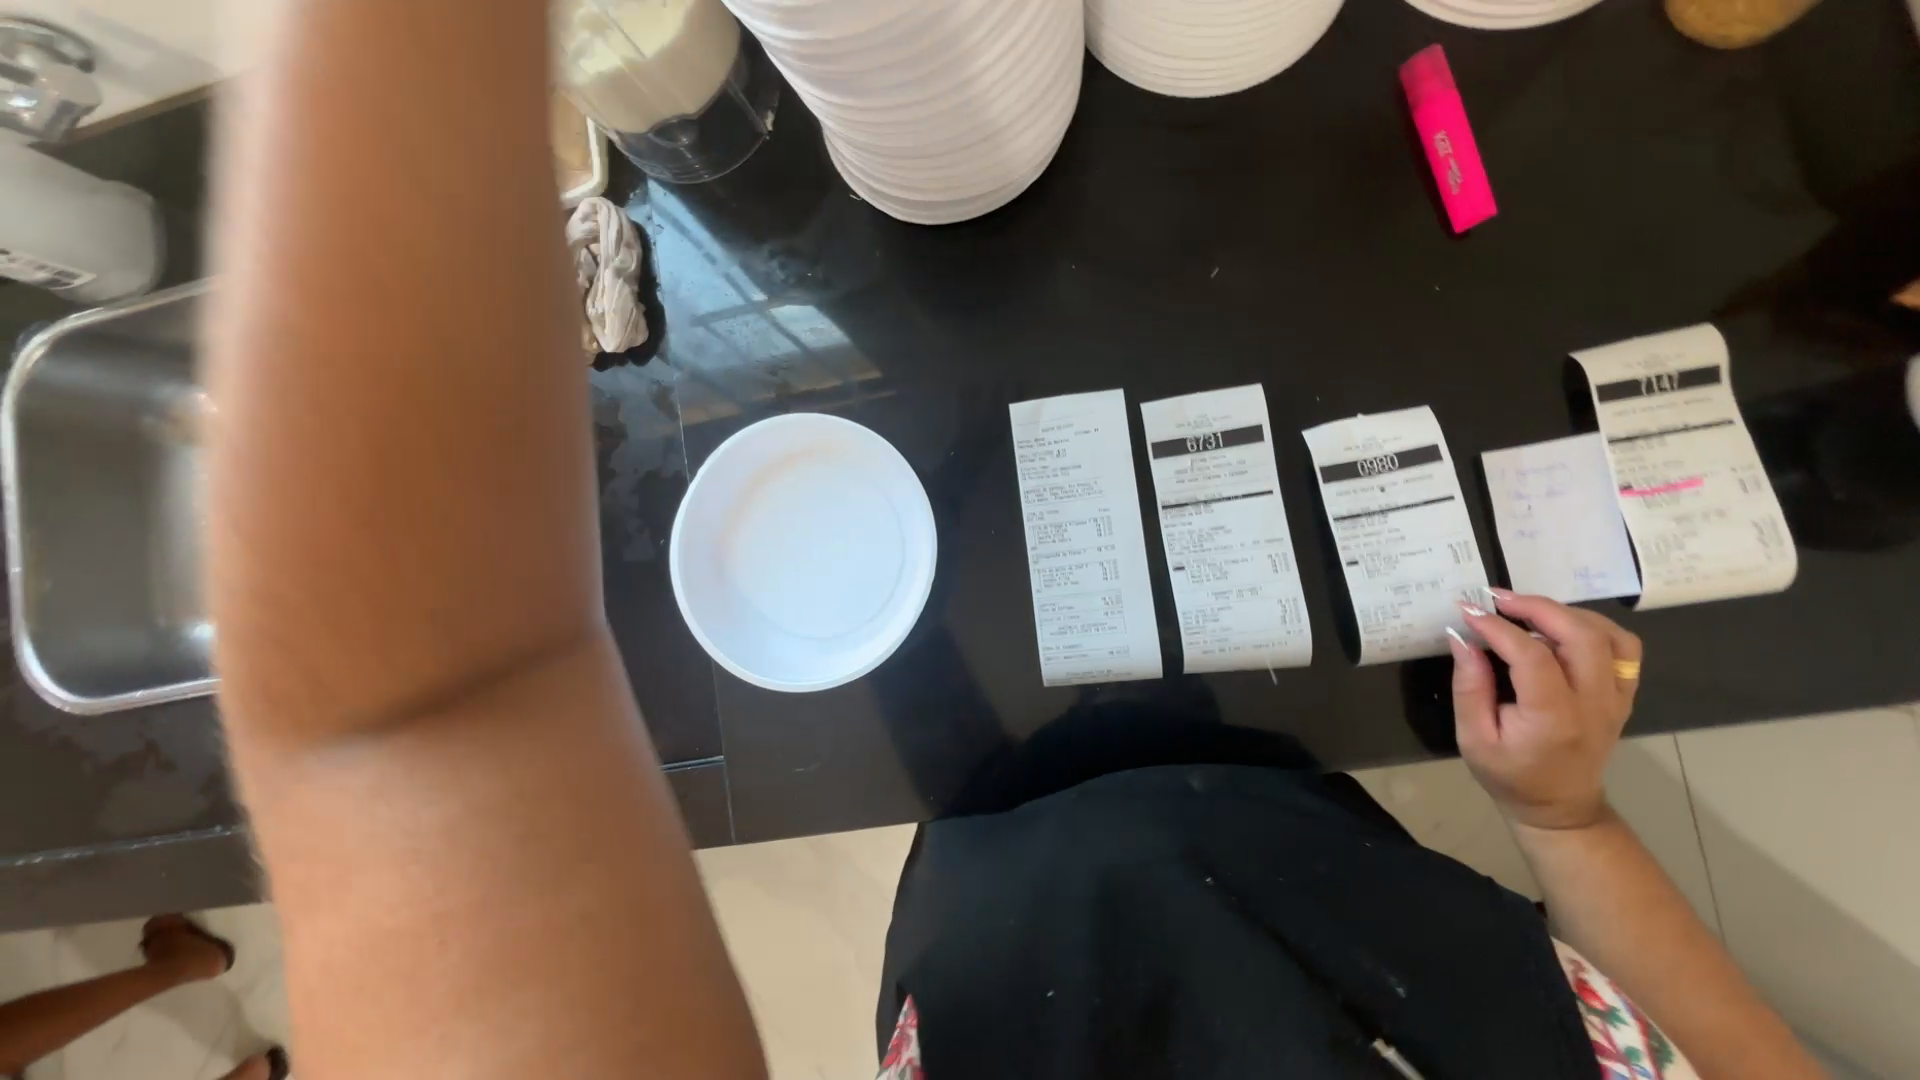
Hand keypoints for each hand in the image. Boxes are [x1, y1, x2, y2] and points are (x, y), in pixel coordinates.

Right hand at [1448, 589, 1642, 830]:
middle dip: (1537, 607)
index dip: (1497, 627)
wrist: (1559, 806)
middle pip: (1581, 636)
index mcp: (1553, 718)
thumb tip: (1462, 638)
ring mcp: (1615, 698)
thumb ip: (1470, 686)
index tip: (1467, 612)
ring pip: (1608, 636)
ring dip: (1566, 613)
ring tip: (1527, 610)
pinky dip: (1593, 627)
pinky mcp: (1622, 695)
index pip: (1532, 656)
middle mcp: (1593, 704)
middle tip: (1498, 599)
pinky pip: (1623, 648)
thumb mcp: (1473, 737)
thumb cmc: (1508, 774)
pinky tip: (1560, 626)